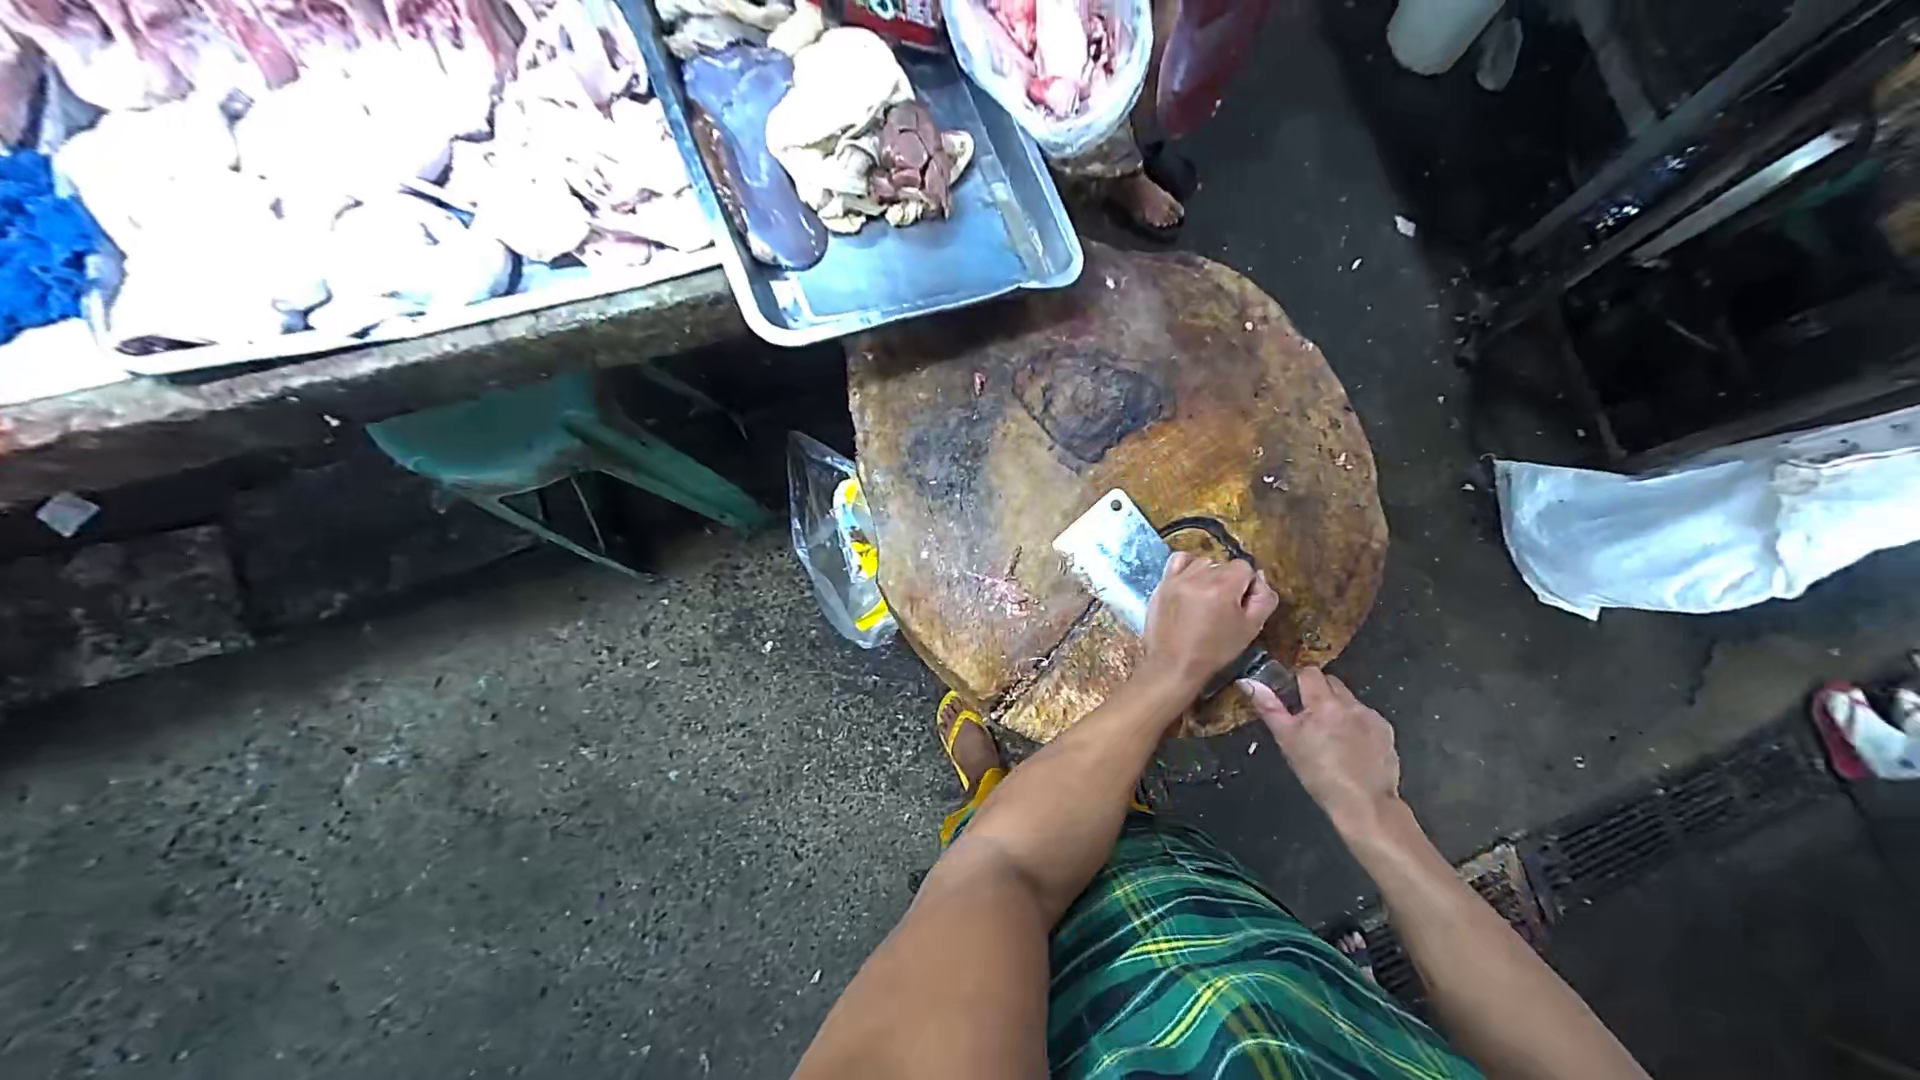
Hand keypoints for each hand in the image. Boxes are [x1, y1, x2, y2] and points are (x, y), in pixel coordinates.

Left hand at [1139, 552, 1278, 693]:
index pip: (1245, 567)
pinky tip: (1190, 583)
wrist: (1173, 665)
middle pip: (1223, 565)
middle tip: (1223, 607)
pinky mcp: (1162, 584)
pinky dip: (1187, 567)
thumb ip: (1264, 598)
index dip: (1247, 585)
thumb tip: (1259, 577)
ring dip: (1208, 576)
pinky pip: (1178, 561)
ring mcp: (1177, 578)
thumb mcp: (1251, 628)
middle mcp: (1198, 576)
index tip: (1240, 605)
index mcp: (1223, 586)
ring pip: (1202, 563)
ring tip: (1205, 600)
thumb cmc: (1215, 651)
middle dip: (1228, 582)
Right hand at [1242, 668, 1402, 837]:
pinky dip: (1356, 724)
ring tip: (1330, 736)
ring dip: (1337, 708)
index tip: (1291, 695)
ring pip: (1349, 700)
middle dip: (1318, 693)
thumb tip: (1248, 681)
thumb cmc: (1319, 774)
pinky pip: (1366, 716)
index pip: (1309, 672)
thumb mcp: (1287, 740)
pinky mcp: (1387, 731)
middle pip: (1330, 682)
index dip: (1297, 680)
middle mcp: (1351, 704)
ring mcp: (1372, 717)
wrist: (1365, 805)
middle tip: (1307, 717)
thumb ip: (1268, 707)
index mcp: (1324, 703)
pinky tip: (1351, 746)